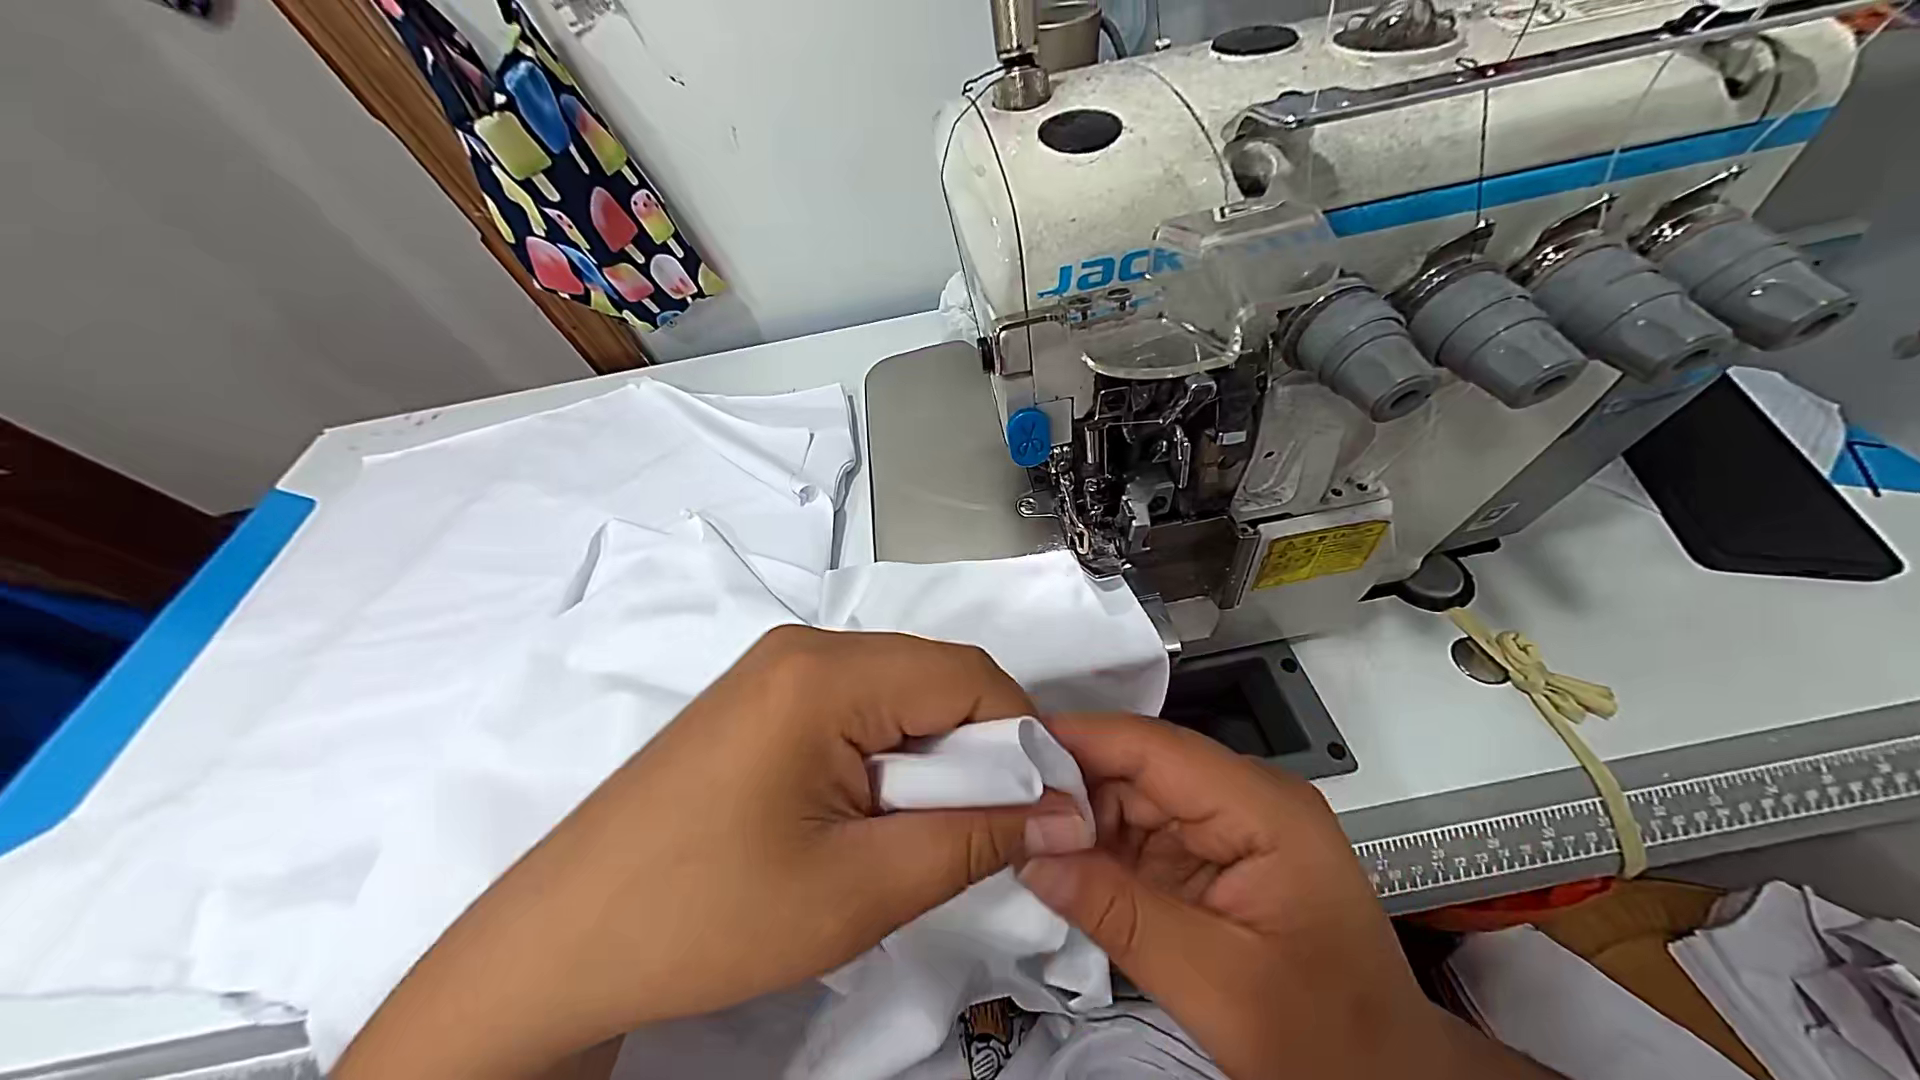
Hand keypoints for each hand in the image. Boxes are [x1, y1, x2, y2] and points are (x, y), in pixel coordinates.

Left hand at [335, 627, 1082, 1079]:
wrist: (560, 944)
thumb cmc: (708, 918)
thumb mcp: (862, 888)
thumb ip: (978, 837)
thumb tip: (1066, 811)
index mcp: (824, 673)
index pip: (967, 674)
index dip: (1024, 735)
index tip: (1050, 804)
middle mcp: (802, 647)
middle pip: (933, 674)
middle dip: (980, 744)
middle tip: (993, 824)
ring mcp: (775, 667)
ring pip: (899, 688)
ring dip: (936, 749)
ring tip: (930, 825)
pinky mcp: (760, 697)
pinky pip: (858, 702)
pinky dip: (892, 748)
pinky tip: (877, 805)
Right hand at [1020, 713, 1560, 1079]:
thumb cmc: (1326, 1038)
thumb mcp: (1215, 983)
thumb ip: (1117, 911)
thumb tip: (1034, 854)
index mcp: (1263, 808)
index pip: (1154, 747)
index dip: (1079, 738)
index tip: (1010, 745)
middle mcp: (1245, 798)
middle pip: (1138, 765)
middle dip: (1070, 782)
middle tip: (1006, 803)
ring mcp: (1227, 823)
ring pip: (1131, 794)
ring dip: (1079, 815)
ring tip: (1025, 833)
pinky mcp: (1210, 851)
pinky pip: (1140, 829)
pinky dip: (1099, 844)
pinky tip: (1062, 860)